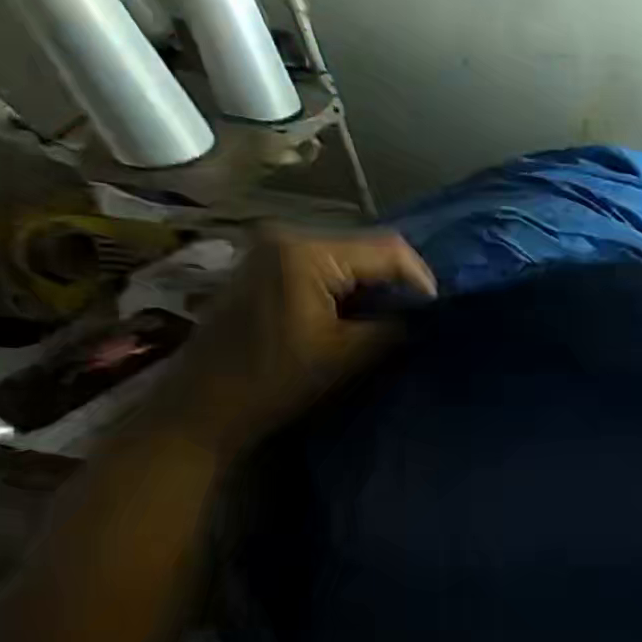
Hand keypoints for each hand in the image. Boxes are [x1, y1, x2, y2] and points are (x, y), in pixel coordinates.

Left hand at [146, 225, 436, 450]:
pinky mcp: (266, 265)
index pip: (387, 248)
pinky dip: (348, 289)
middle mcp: (288, 236)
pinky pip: (324, 267)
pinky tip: (358, 317)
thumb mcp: (344, 356)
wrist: (203, 405)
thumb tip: (426, 317)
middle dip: (397, 282)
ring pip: (347, 258)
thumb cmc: (273, 381)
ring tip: (394, 320)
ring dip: (374, 286)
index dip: (420, 278)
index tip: (437, 313)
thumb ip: (392, 329)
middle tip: (419, 318)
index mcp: (307, 253)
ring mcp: (272, 248)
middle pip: (366, 248)